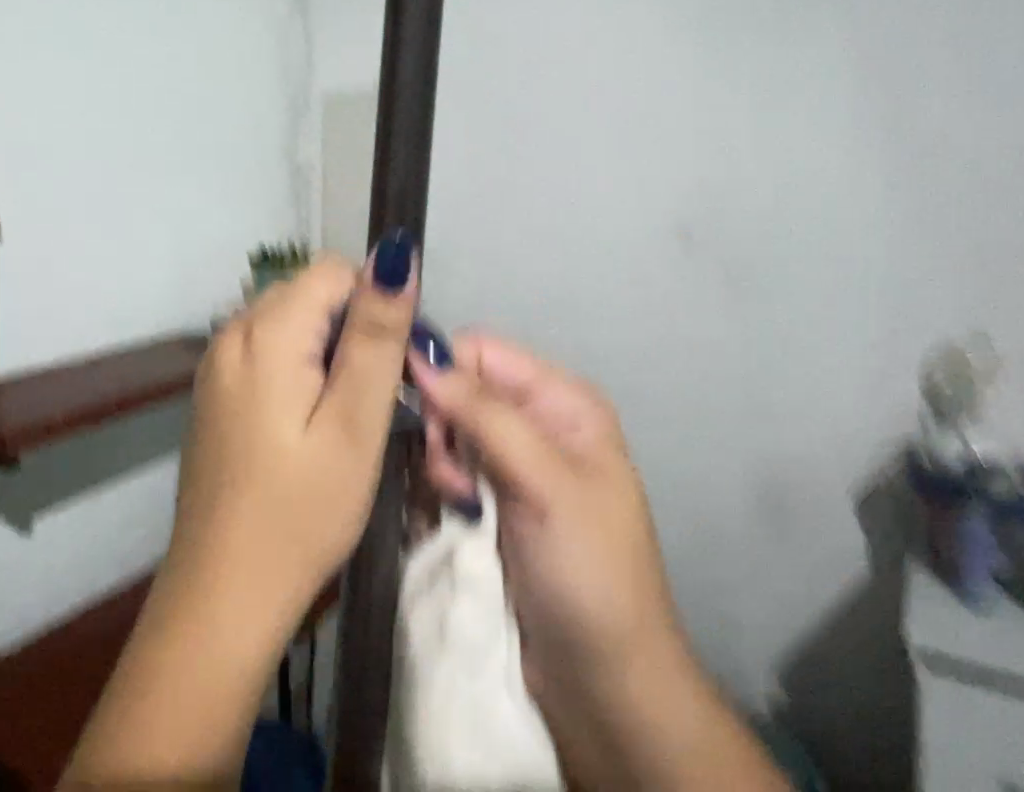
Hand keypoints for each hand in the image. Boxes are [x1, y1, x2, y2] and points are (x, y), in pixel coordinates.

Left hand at [64, 241, 419, 786]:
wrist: (224, 590)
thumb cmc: (300, 513)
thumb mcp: (355, 424)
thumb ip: (375, 335)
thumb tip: (394, 253)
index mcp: (262, 333)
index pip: (335, 271)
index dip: (376, 308)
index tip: (394, 370)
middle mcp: (229, 335)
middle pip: (309, 295)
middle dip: (352, 330)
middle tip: (375, 404)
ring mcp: (216, 367)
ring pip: (290, 326)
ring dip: (328, 356)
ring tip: (345, 423)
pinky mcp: (214, 397)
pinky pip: (266, 357)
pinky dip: (299, 375)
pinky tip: (309, 432)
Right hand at [412, 333, 681, 707]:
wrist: (601, 671)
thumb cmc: (585, 568)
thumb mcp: (544, 482)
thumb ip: (485, 415)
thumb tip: (421, 357)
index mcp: (563, 401)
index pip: (481, 352)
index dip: (445, 373)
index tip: (428, 419)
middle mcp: (537, 421)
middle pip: (460, 389)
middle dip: (444, 424)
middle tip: (451, 474)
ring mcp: (514, 463)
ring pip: (449, 429)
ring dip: (441, 460)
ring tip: (457, 501)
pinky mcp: (494, 500)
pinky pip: (451, 467)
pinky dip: (444, 484)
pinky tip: (455, 512)